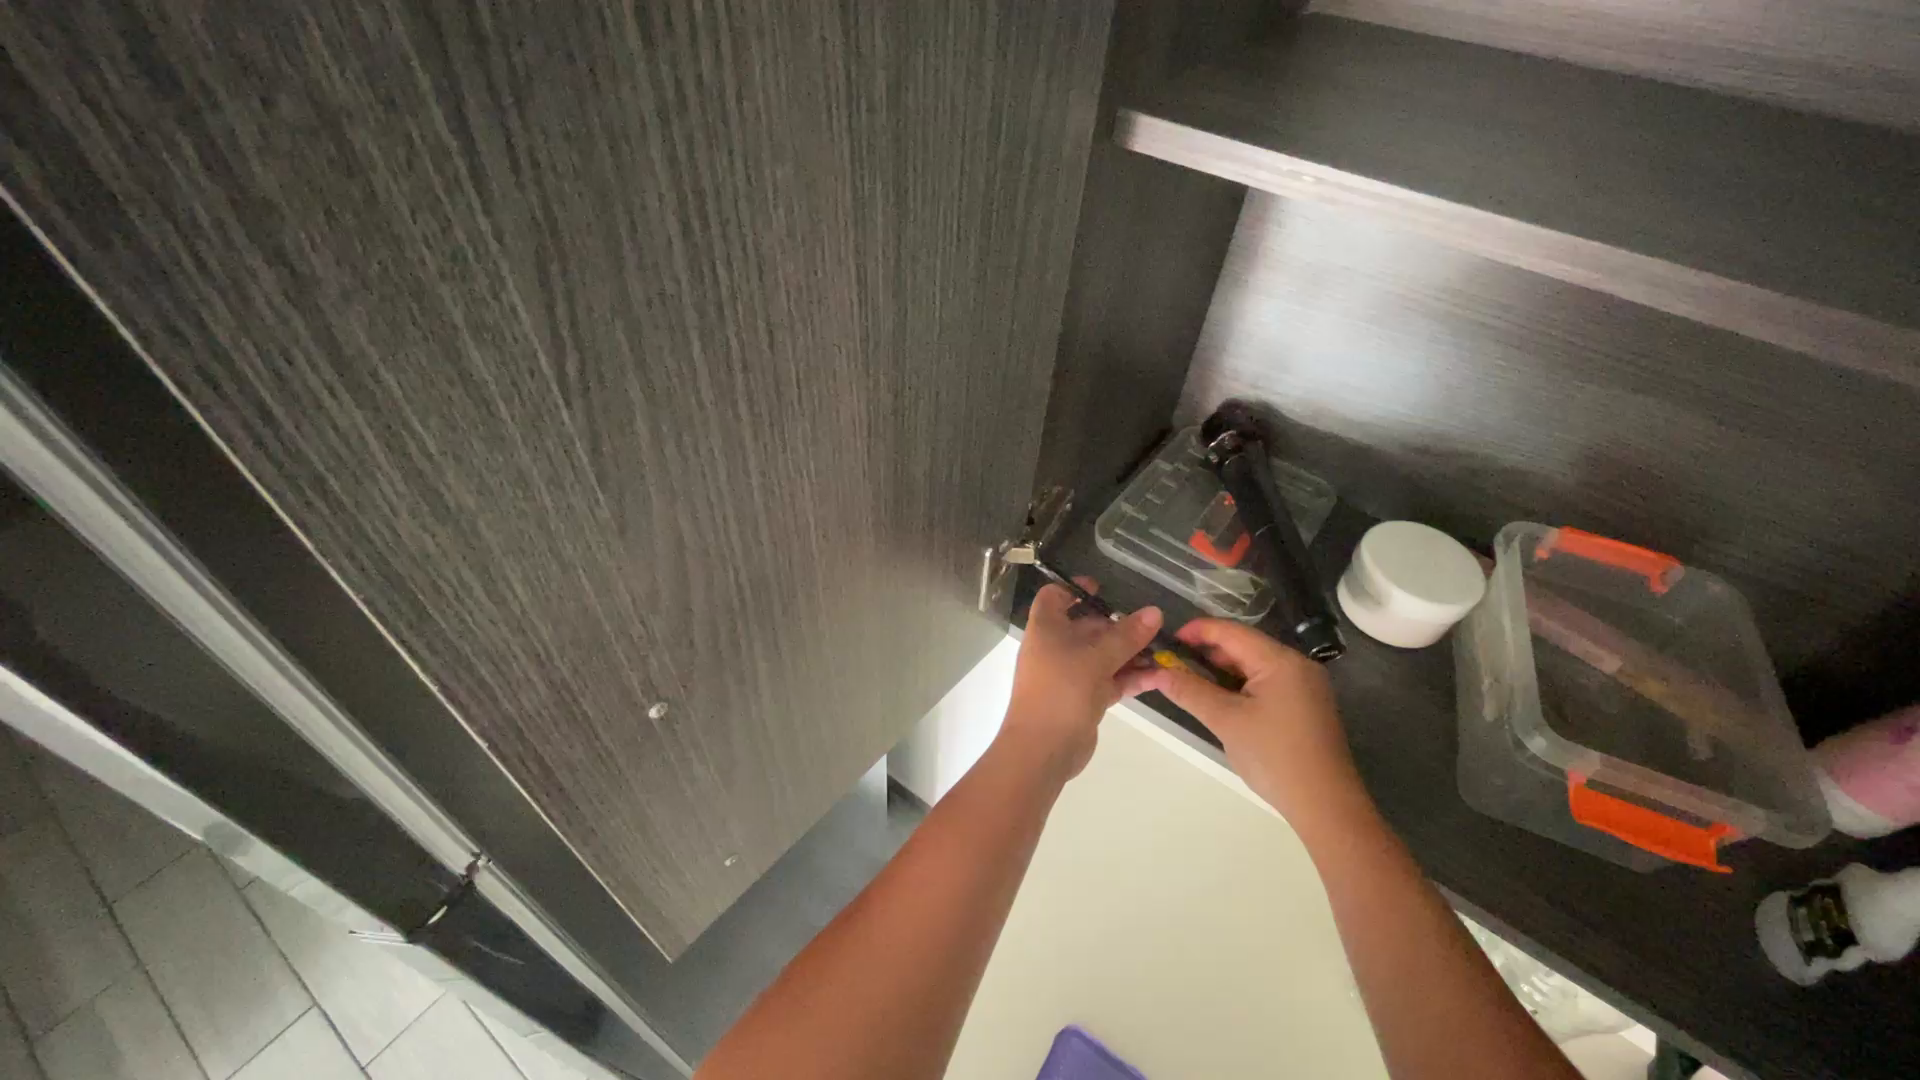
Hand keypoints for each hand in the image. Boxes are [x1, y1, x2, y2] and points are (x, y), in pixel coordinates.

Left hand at [1001, 579, 1161, 781]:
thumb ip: (1127, 636)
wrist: (1042, 749)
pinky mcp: (1084, 699)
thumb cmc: (1061, 691)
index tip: (1103, 589)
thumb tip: (1154, 612)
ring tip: (1164, 651)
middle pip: (1087, 627)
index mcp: (1046, 629)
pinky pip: (1110, 680)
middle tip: (1152, 625)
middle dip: (1119, 625)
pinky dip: (1131, 677)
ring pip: (1103, 656)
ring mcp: (1070, 675)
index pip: (1054, 597)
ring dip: (1130, 653)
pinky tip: (1159, 676)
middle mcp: (1056, 648)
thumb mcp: (1096, 659)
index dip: (1075, 589)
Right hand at [1140, 618, 1369, 826]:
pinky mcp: (1306, 705)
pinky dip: (1241, 686)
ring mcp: (1305, 686)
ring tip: (1192, 684)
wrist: (1325, 804)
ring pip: (1255, 665)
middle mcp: (1297, 665)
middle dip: (1207, 653)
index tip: (1166, 642)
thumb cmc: (1274, 757)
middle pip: (1244, 646)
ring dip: (1223, 671)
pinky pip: (1267, 683)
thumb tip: (1158, 672)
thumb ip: (1190, 691)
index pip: (1231, 632)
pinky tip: (1222, 701)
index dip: (1196, 631)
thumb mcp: (1226, 721)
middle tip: (1174, 666)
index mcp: (1280, 661)